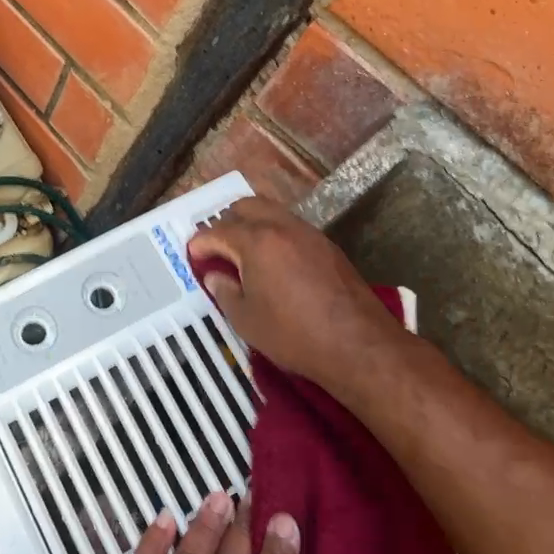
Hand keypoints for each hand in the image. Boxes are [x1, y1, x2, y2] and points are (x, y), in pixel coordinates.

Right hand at [187, 197, 404, 389]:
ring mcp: (309, 234)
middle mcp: (282, 227)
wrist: (359, 346)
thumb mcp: (246, 319)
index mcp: (256, 241)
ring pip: (272, 213)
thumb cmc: (294, 334)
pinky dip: (275, 235)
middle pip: (246, 207)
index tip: (193, 256)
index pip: (218, 231)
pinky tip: (274, 262)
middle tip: (218, 249)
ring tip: (245, 254)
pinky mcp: (328, 247)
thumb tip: (215, 275)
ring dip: (253, 225)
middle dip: (226, 223)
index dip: (200, 243)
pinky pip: (292, 228)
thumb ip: (224, 291)